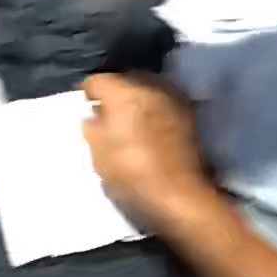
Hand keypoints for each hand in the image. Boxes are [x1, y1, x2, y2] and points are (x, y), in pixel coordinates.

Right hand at [82, 73, 227, 237]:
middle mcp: (152, 87)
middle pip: (126, 81)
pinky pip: (164, 105)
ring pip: (148, 90)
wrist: (181, 196)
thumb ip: (92, 129)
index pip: (97, 80)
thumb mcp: (99, 155)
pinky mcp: (190, 116)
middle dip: (115, 94)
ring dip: (137, 101)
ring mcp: (175, 100)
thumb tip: (94, 117)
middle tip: (107, 115)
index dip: (87, 94)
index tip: (86, 107)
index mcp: (124, 92)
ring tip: (130, 122)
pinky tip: (151, 130)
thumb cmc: (133, 175)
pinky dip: (155, 112)